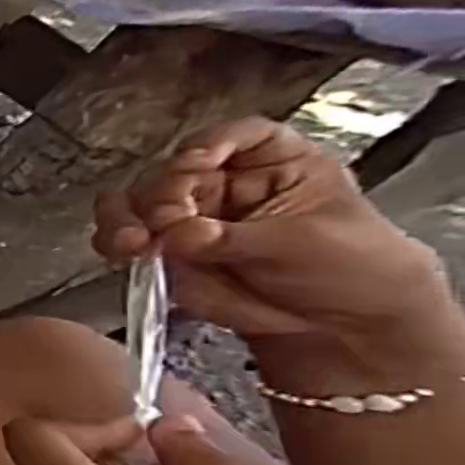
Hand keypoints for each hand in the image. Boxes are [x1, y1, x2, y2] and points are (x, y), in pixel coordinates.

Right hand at [93, 119, 447, 352]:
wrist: (336, 328)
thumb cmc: (352, 273)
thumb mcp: (306, 245)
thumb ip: (235, 237)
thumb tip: (179, 233)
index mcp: (276, 166)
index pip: (241, 136)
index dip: (215, 141)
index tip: (198, 160)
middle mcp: (222, 185)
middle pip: (170, 172)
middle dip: (160, 195)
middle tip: (167, 219)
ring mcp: (185, 217)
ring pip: (131, 202)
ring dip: (122, 219)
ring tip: (133, 242)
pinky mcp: (160, 249)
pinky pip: (118, 236)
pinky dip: (112, 242)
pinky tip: (124, 253)